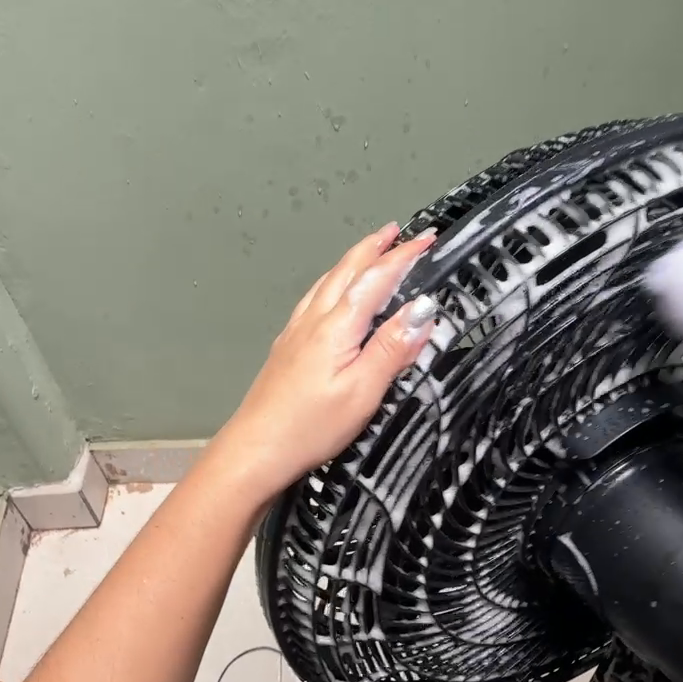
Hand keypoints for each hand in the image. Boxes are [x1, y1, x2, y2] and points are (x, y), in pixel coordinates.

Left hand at [205, 224, 440, 505]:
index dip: (403, 256)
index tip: (427, 239)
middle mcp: (314, 321)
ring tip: (369, 251)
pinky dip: (331, 282)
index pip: (377, 279)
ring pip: (327, 282)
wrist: (255, 450)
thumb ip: (392, 349)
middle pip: (347, 271)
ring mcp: (296, 332)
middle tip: (398, 231)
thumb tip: (423, 309)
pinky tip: (329, 292)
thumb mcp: (362, 391)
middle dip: (375, 247)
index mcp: (337, 327)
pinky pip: (313, 299)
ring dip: (352, 261)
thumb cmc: (308, 427)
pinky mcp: (286, 347)